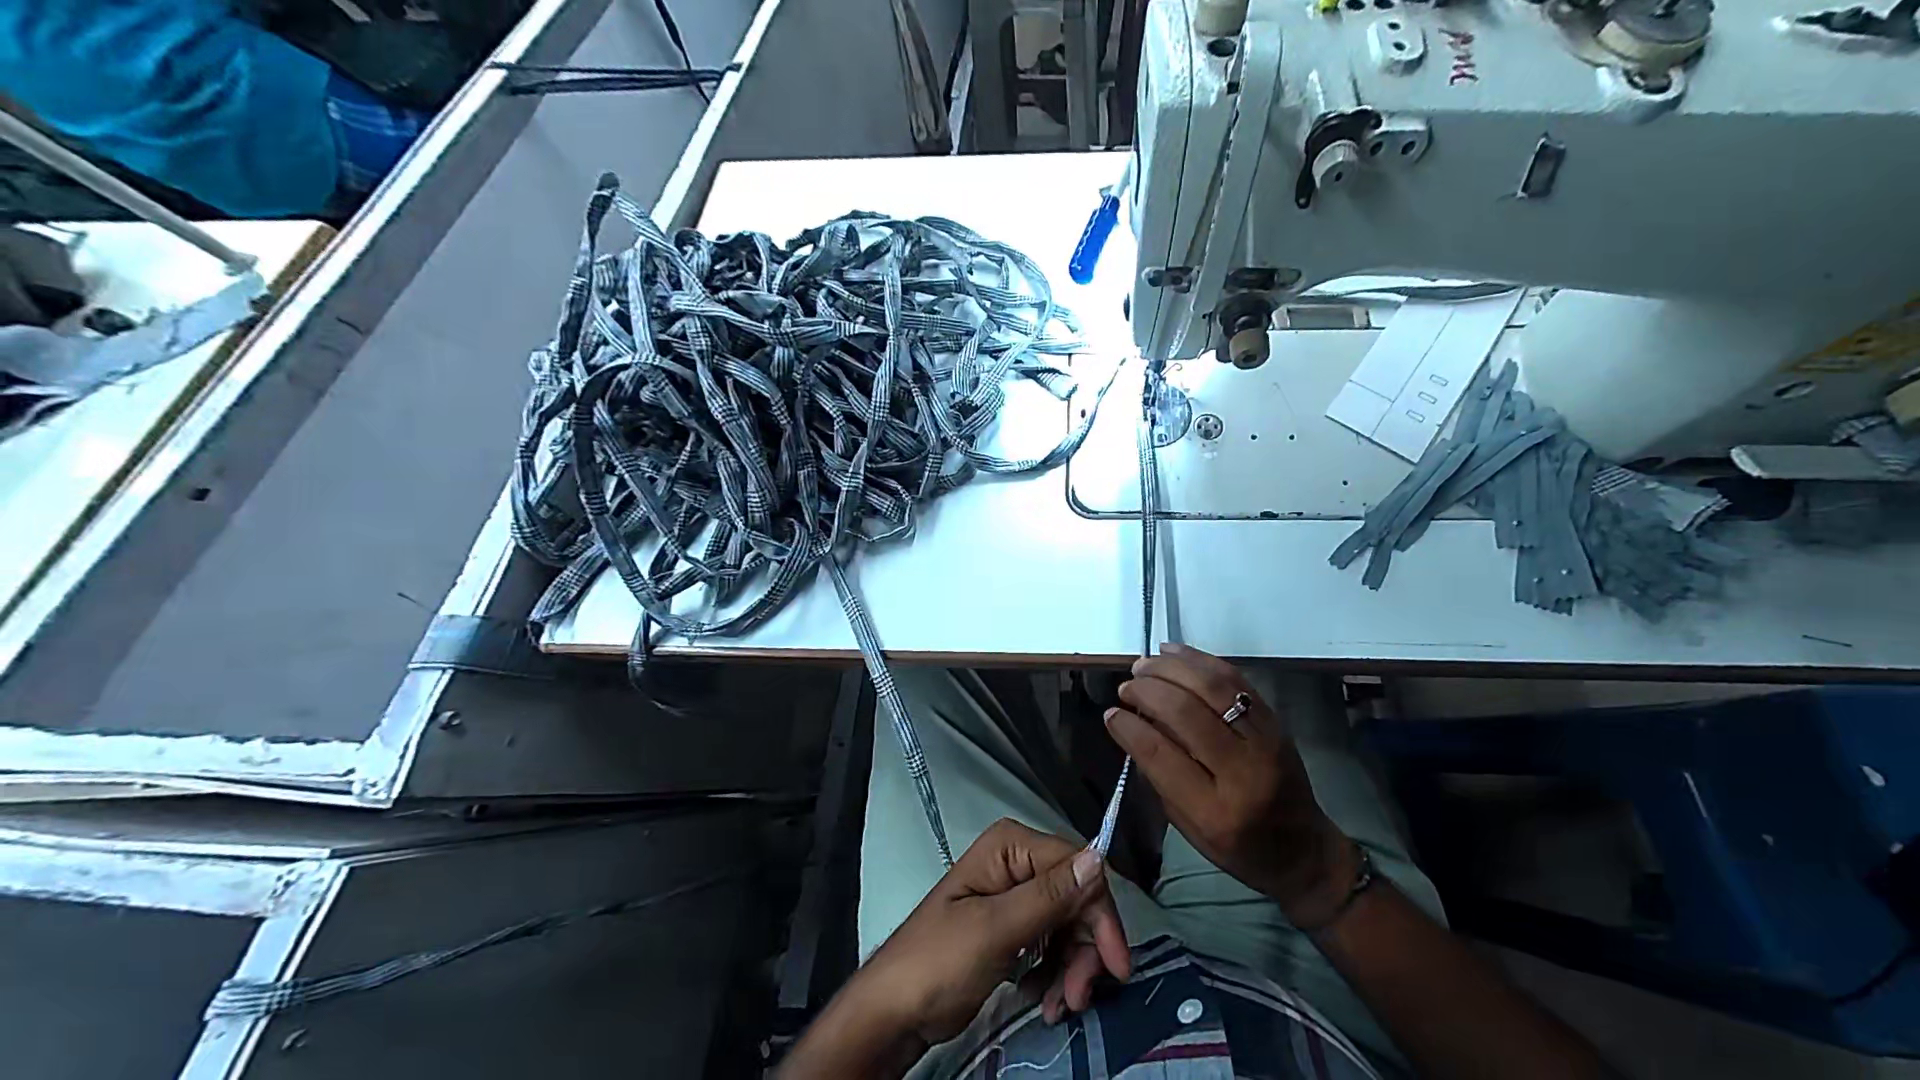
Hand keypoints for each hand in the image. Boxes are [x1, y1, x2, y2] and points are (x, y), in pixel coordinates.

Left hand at [847, 819, 1130, 1045]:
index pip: (1077, 866)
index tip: (1114, 965)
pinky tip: (1047, 1001)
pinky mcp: (1015, 928)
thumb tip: (1098, 856)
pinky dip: (1058, 975)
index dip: (1100, 913)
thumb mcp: (996, 929)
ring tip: (1060, 1006)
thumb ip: (1048, 895)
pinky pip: (1054, 944)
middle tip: (1080, 997)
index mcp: (1010, 847)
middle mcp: (1017, 862)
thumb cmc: (938, 961)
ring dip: (1073, 969)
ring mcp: (1016, 895)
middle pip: (1077, 898)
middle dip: (1084, 950)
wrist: (896, 1010)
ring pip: (1071, 925)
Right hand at [1105, 644, 1360, 928]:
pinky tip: (1173, 654)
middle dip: (1147, 691)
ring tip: (1144, 665)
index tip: (1111, 713)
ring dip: (1171, 668)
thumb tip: (1128, 721)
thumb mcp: (1186, 823)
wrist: (1302, 849)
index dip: (1129, 726)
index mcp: (1214, 811)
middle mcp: (1244, 773)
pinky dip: (1200, 661)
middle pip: (1186, 712)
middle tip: (1126, 687)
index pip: (1161, 754)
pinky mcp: (1276, 722)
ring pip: (1212, 687)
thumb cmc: (1235, 845)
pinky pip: (1235, 679)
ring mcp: (1265, 742)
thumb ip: (1157, 773)